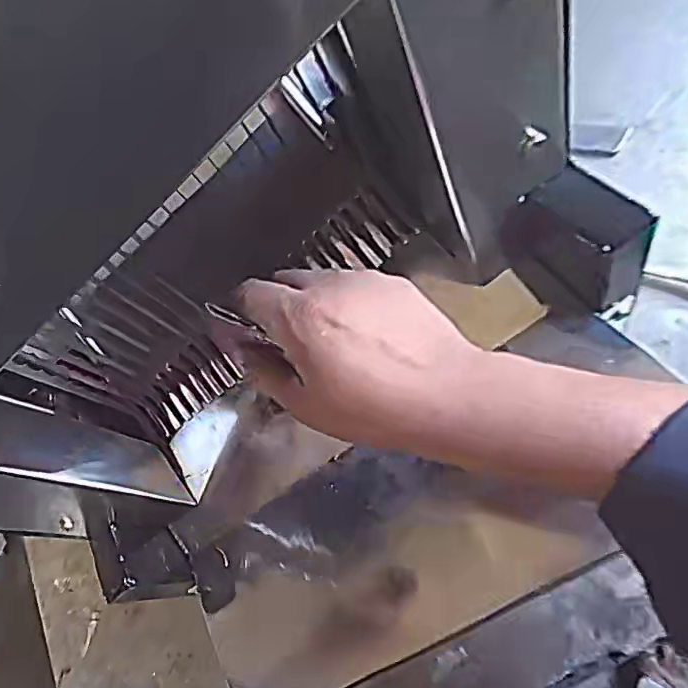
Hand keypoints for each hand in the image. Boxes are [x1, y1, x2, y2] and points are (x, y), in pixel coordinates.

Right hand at [232, 270, 498, 454]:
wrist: (449, 396)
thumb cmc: (376, 408)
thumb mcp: (304, 404)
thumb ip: (262, 371)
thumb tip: (242, 352)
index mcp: (298, 316)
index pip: (249, 292)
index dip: (239, 310)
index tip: (242, 327)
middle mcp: (328, 286)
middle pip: (282, 280)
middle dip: (276, 306)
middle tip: (286, 342)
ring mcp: (363, 280)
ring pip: (319, 280)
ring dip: (312, 303)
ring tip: (331, 343)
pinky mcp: (393, 283)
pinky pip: (354, 285)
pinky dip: (347, 303)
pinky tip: (363, 337)